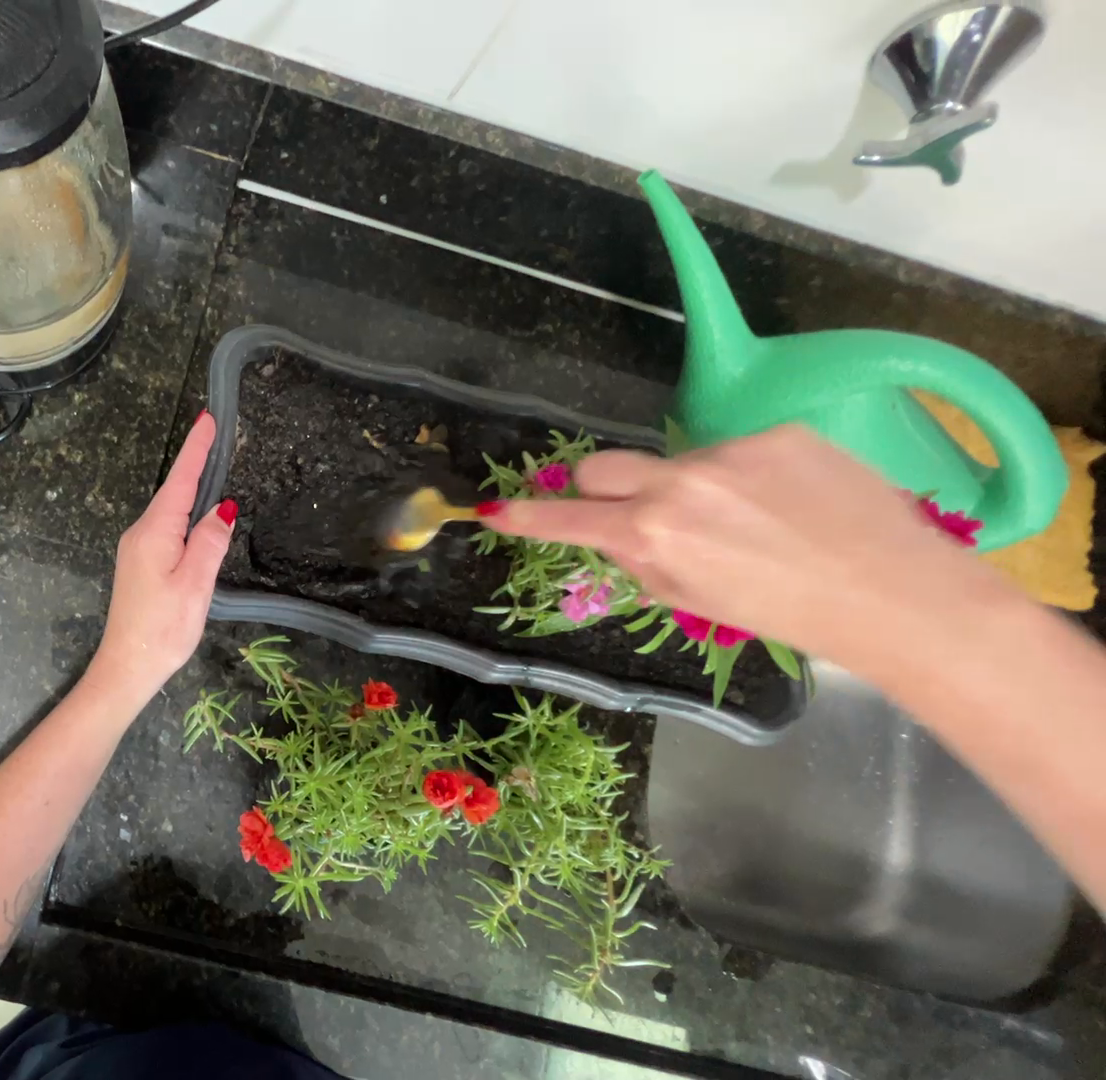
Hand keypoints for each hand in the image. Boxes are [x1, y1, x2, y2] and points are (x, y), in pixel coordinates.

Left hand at [88, 412, 235, 701]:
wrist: (127, 667)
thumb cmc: (163, 628)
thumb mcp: (195, 584)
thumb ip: (210, 542)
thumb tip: (224, 508)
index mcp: (154, 531)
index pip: (180, 481)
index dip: (195, 450)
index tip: (207, 418)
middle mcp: (141, 533)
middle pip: (173, 491)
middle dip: (195, 462)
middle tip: (218, 436)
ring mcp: (137, 549)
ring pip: (169, 510)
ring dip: (191, 487)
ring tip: (214, 466)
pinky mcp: (140, 564)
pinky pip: (166, 528)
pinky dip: (184, 513)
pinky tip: (197, 515)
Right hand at [480, 424, 1020, 665]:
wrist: (897, 595)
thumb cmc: (784, 613)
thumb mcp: (690, 599)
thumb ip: (639, 559)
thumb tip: (615, 533)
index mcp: (653, 533)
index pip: (569, 518)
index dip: (526, 517)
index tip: (492, 510)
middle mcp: (680, 483)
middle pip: (601, 465)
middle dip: (599, 487)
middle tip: (630, 511)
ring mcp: (730, 452)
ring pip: (674, 461)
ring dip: (685, 486)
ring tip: (745, 518)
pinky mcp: (778, 433)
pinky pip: (732, 450)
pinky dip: (741, 475)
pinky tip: (783, 501)